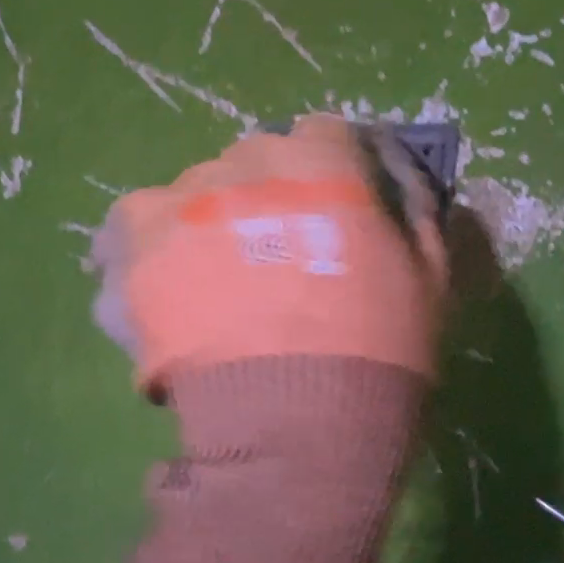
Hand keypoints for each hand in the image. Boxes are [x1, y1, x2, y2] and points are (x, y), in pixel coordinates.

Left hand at [84, 114, 448, 562]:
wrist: (298, 425)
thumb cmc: (379, 347)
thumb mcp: (430, 275)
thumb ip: (414, 208)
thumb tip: (397, 172)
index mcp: (321, 160)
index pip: (326, 137)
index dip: (332, 176)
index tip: (334, 215)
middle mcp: (246, 162)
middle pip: (254, 162)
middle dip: (267, 198)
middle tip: (275, 261)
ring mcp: (184, 201)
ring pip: (194, 195)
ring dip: (208, 225)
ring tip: (216, 292)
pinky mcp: (135, 248)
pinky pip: (133, 230)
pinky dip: (148, 253)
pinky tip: (166, 294)